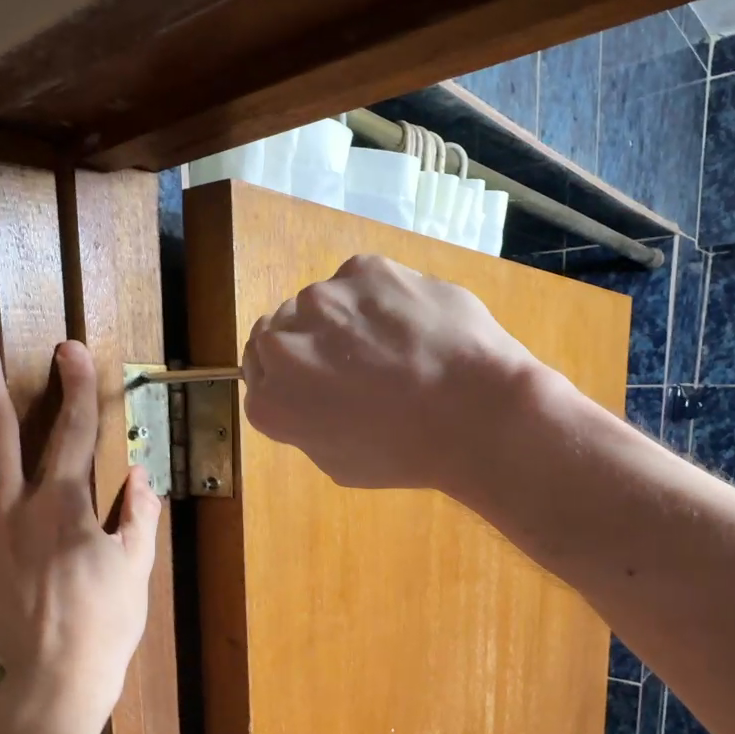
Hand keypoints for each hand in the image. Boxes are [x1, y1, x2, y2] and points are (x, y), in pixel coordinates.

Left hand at [0, 315, 158, 733]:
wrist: (58, 679)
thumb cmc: (106, 624)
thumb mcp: (136, 568)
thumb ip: (137, 515)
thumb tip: (140, 472)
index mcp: (67, 507)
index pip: (75, 434)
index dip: (76, 388)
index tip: (69, 348)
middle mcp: (19, 507)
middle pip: (2, 431)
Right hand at [242, 254, 548, 491]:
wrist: (475, 410)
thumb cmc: (408, 453)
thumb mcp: (339, 463)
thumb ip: (305, 425)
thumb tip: (309, 398)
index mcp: (272, 402)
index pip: (259, 381)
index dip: (292, 384)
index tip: (321, 389)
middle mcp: (282, 346)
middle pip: (276, 336)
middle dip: (307, 349)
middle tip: (353, 368)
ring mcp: (322, 300)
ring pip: (317, 305)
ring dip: (341, 321)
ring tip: (391, 345)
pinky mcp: (364, 269)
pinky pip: (357, 283)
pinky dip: (376, 299)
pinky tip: (410, 324)